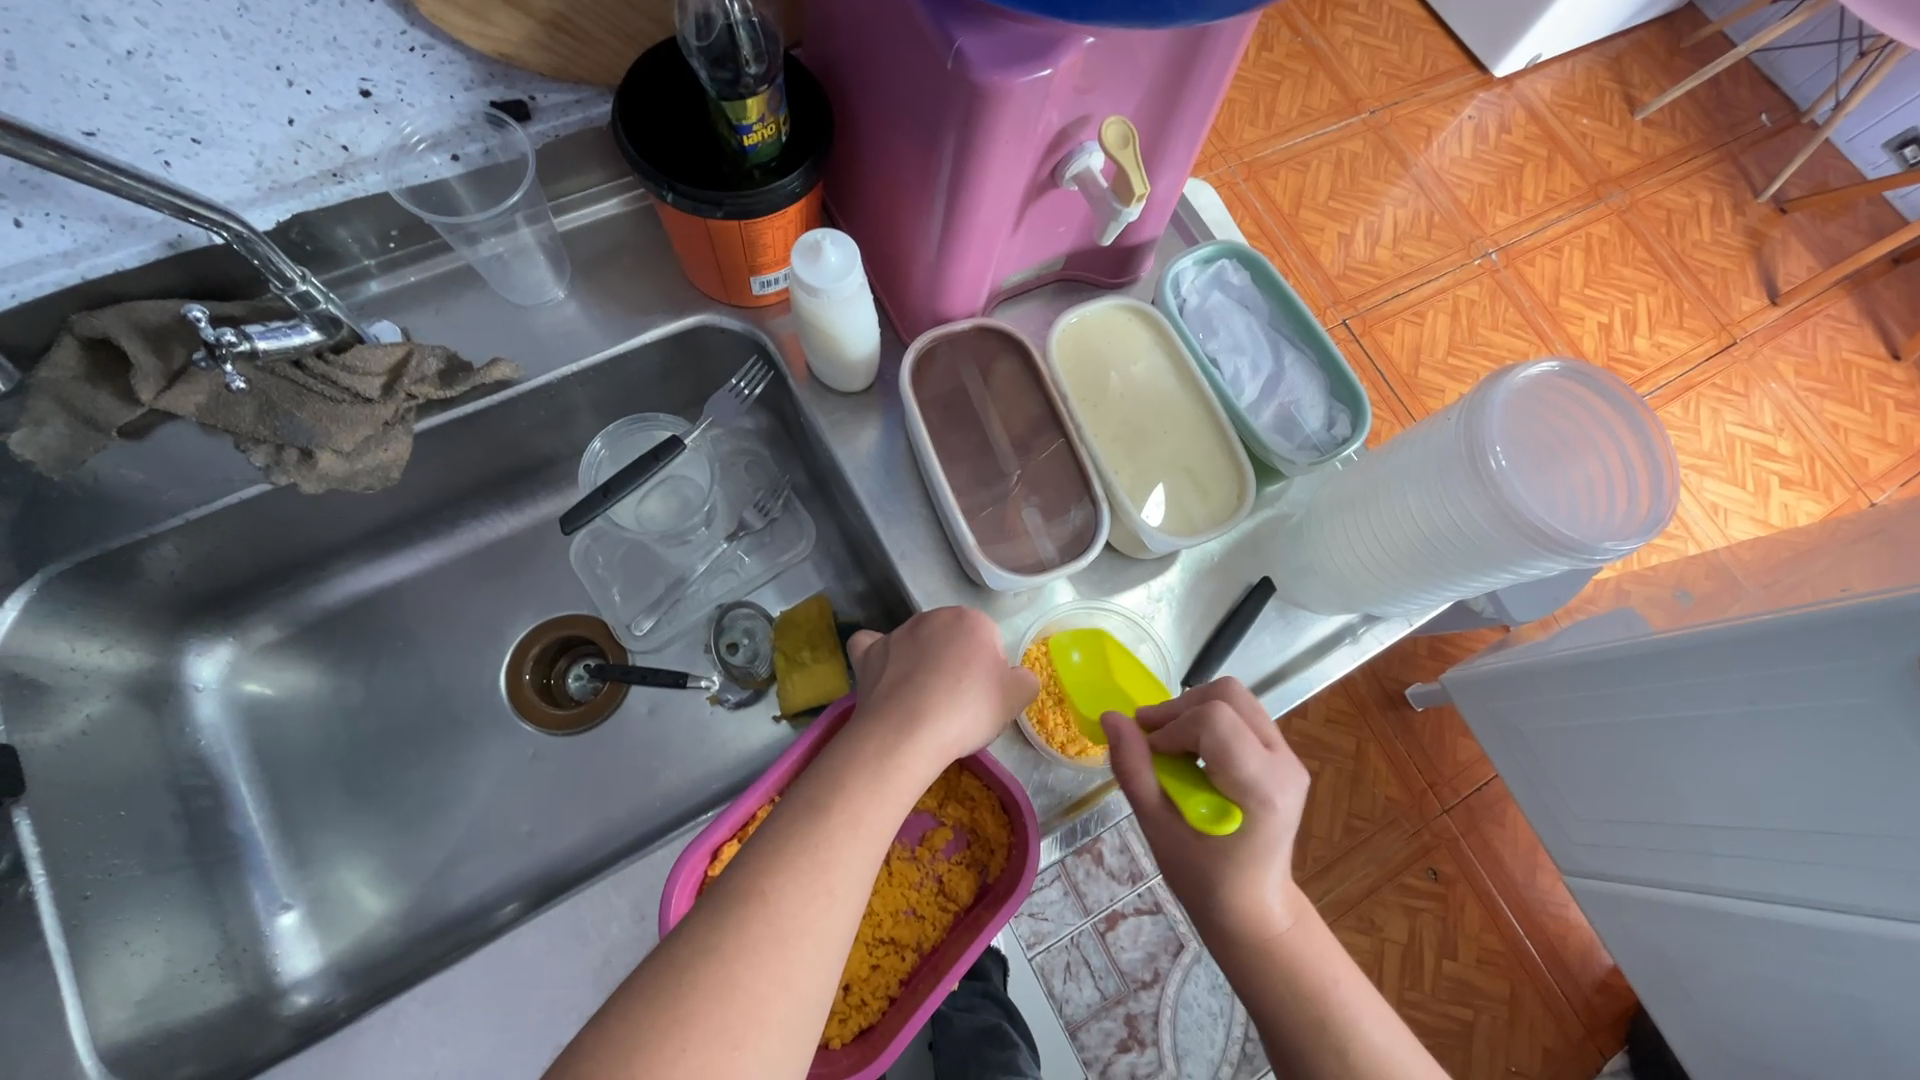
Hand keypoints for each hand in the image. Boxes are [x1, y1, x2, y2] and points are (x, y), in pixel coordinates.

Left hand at [845, 607, 1037, 765]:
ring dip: (921, 663)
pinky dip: (879, 658)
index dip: (991, 673)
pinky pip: (873, 647)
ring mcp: (897, 633)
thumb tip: (1018, 677)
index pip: (990, 643)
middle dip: (957, 664)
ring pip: (916, 644)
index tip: (985, 699)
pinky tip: (885, 676)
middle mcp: (932, 617)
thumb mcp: (1015, 700)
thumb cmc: (967, 712)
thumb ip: (1025, 681)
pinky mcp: (868, 653)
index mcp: (972, 620)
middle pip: (953, 640)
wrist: (906, 734)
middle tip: (958, 704)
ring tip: (922, 703)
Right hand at [1103, 678, 1311, 944]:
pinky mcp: (1284, 756)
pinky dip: (1208, 721)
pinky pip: (1242, 715)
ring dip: (1193, 711)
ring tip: (1170, 746)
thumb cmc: (1203, 878)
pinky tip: (1191, 754)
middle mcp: (1284, 764)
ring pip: (1235, 698)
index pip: (1213, 721)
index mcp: (1259, 788)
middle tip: (1151, 740)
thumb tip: (1111, 718)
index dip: (1171, 727)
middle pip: (1228, 696)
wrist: (1253, 907)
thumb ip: (1134, 770)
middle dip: (1180, 708)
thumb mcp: (1158, 829)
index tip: (1149, 754)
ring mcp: (1289, 758)